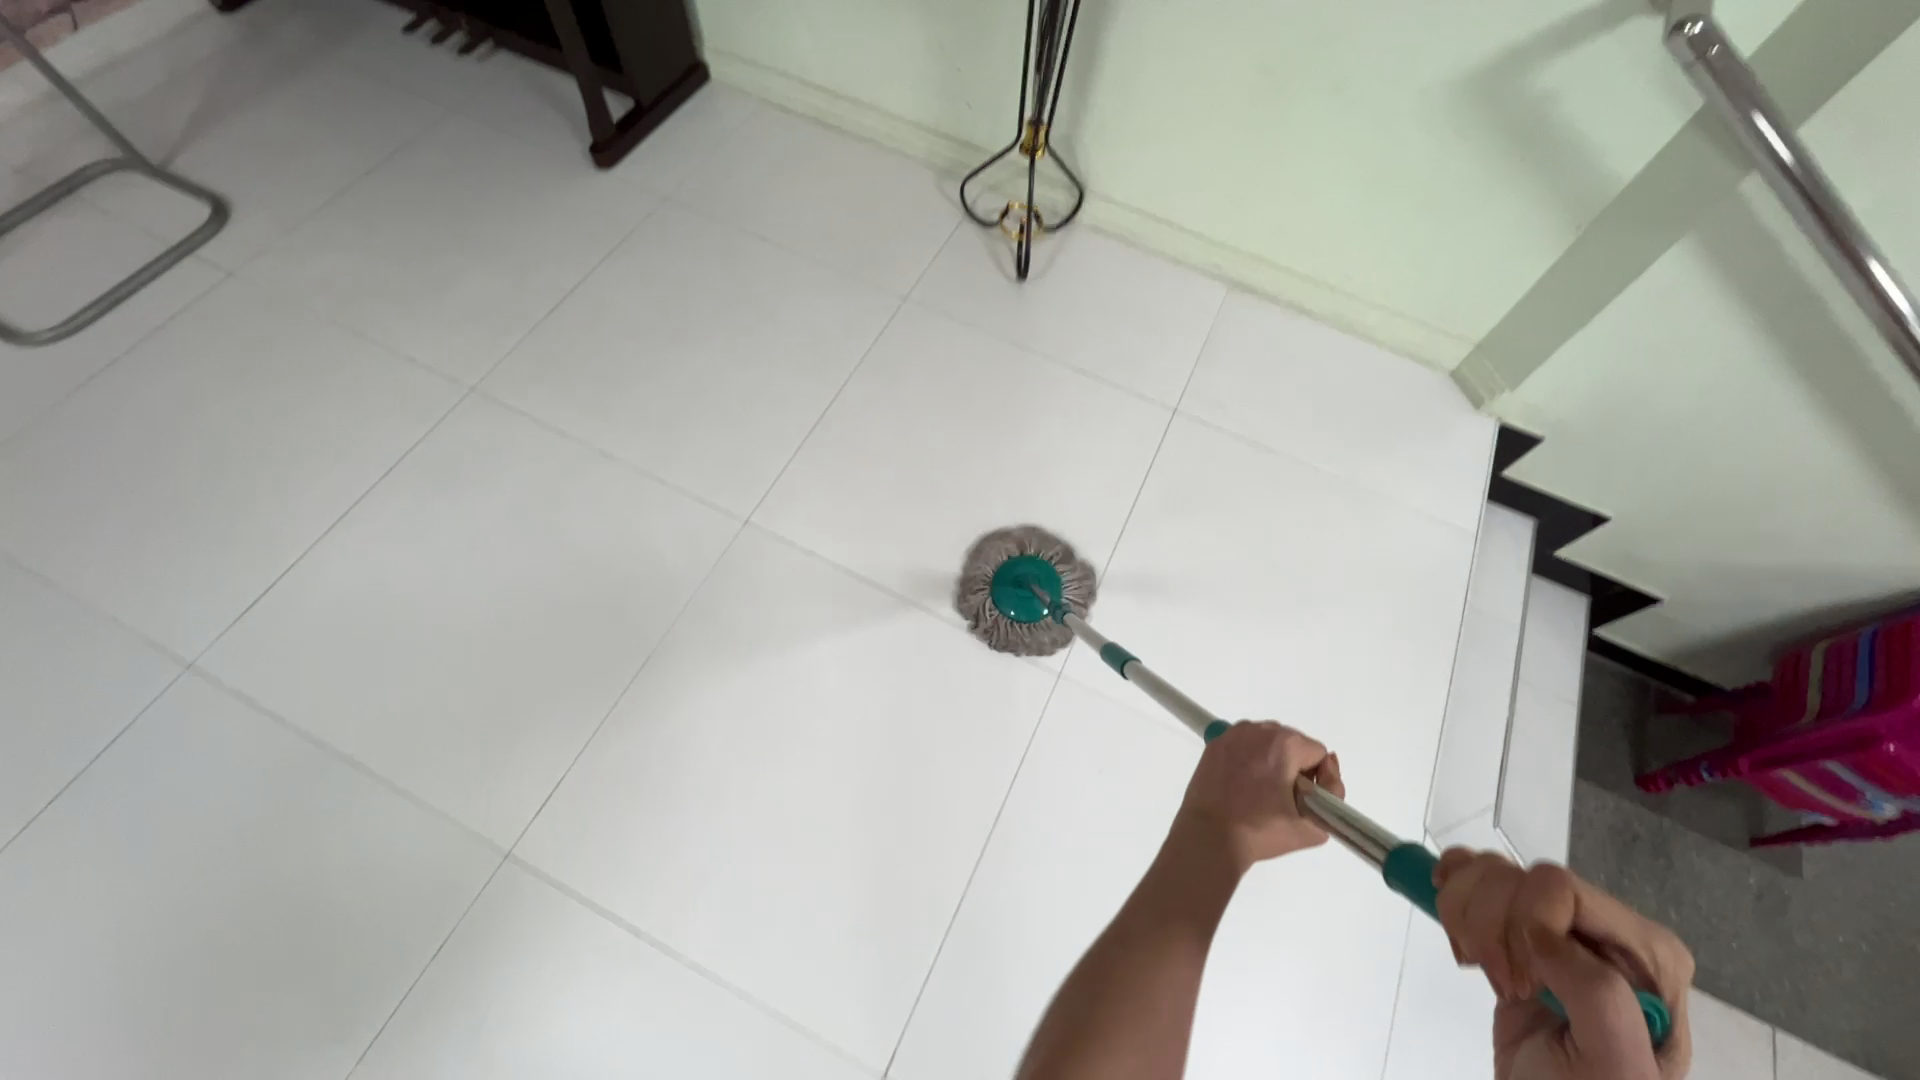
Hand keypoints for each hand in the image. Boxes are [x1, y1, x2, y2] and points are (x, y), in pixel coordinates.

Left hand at [1174, 722, 1343, 871]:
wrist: (1209, 836)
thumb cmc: (1261, 831)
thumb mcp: (1314, 824)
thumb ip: (1334, 792)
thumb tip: (1328, 767)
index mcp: (1283, 744)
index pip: (1318, 754)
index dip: (1318, 778)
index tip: (1304, 799)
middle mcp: (1258, 730)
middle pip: (1292, 743)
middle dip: (1295, 767)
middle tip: (1283, 798)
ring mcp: (1232, 735)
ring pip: (1267, 742)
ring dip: (1272, 761)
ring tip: (1262, 793)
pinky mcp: (1214, 745)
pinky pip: (1244, 745)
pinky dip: (1250, 759)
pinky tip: (1243, 785)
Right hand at [1434, 851, 1694, 1079]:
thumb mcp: (1616, 1064)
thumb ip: (1598, 995)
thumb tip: (1541, 932)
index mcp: (1646, 954)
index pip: (1561, 889)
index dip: (1524, 923)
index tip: (1522, 983)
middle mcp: (1603, 930)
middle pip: (1520, 876)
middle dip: (1490, 924)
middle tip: (1501, 983)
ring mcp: (1554, 927)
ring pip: (1490, 871)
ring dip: (1464, 914)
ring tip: (1478, 967)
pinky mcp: (1511, 930)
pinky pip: (1474, 876)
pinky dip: (1450, 889)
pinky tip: (1455, 927)